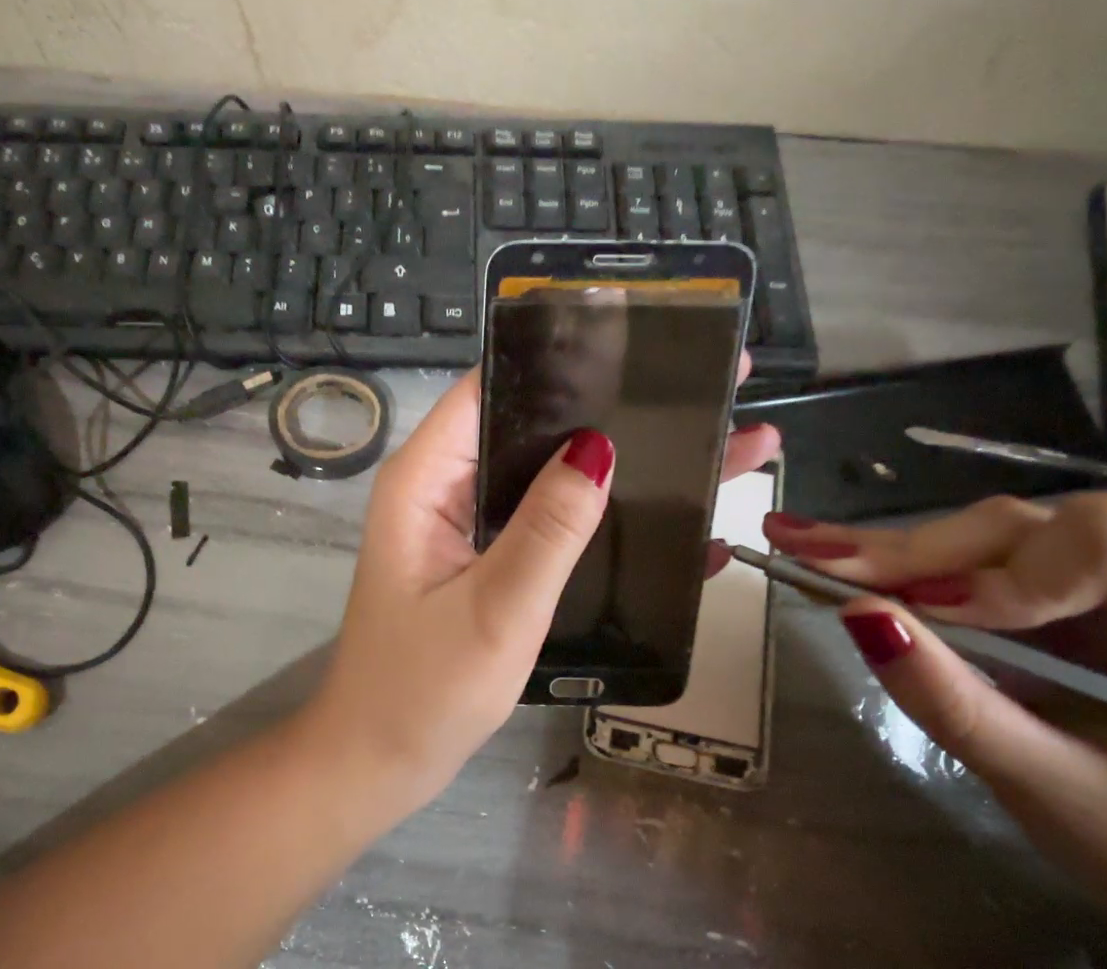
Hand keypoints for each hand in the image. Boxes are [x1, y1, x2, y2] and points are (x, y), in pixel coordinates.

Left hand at [301, 354, 779, 808]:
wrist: (379, 763)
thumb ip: (547, 530)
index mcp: (427, 478)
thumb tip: (602, 447)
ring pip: (552, 472)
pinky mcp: (490, 557)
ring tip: (726, 443)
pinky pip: (553, 518)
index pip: (490, 389)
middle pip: (533, 425)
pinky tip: (680, 515)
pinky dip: (606, 513)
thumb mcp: (494, 609)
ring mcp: (469, 523)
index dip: (559, 359)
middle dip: (612, 408)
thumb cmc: (420, 691)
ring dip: (624, 461)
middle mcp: (446, 486)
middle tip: (706, 389)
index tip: (638, 344)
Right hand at [763, 495, 1106, 966]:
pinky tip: (831, 553)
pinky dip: (897, 566)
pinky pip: (968, 565)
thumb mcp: (1048, 785)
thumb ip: (956, 702)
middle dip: (915, 551)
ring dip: (891, 551)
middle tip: (809, 556)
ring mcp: (1097, 586)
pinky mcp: (1047, 596)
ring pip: (984, 538)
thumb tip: (857, 614)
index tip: (928, 609)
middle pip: (1023, 530)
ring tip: (800, 546)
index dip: (1009, 570)